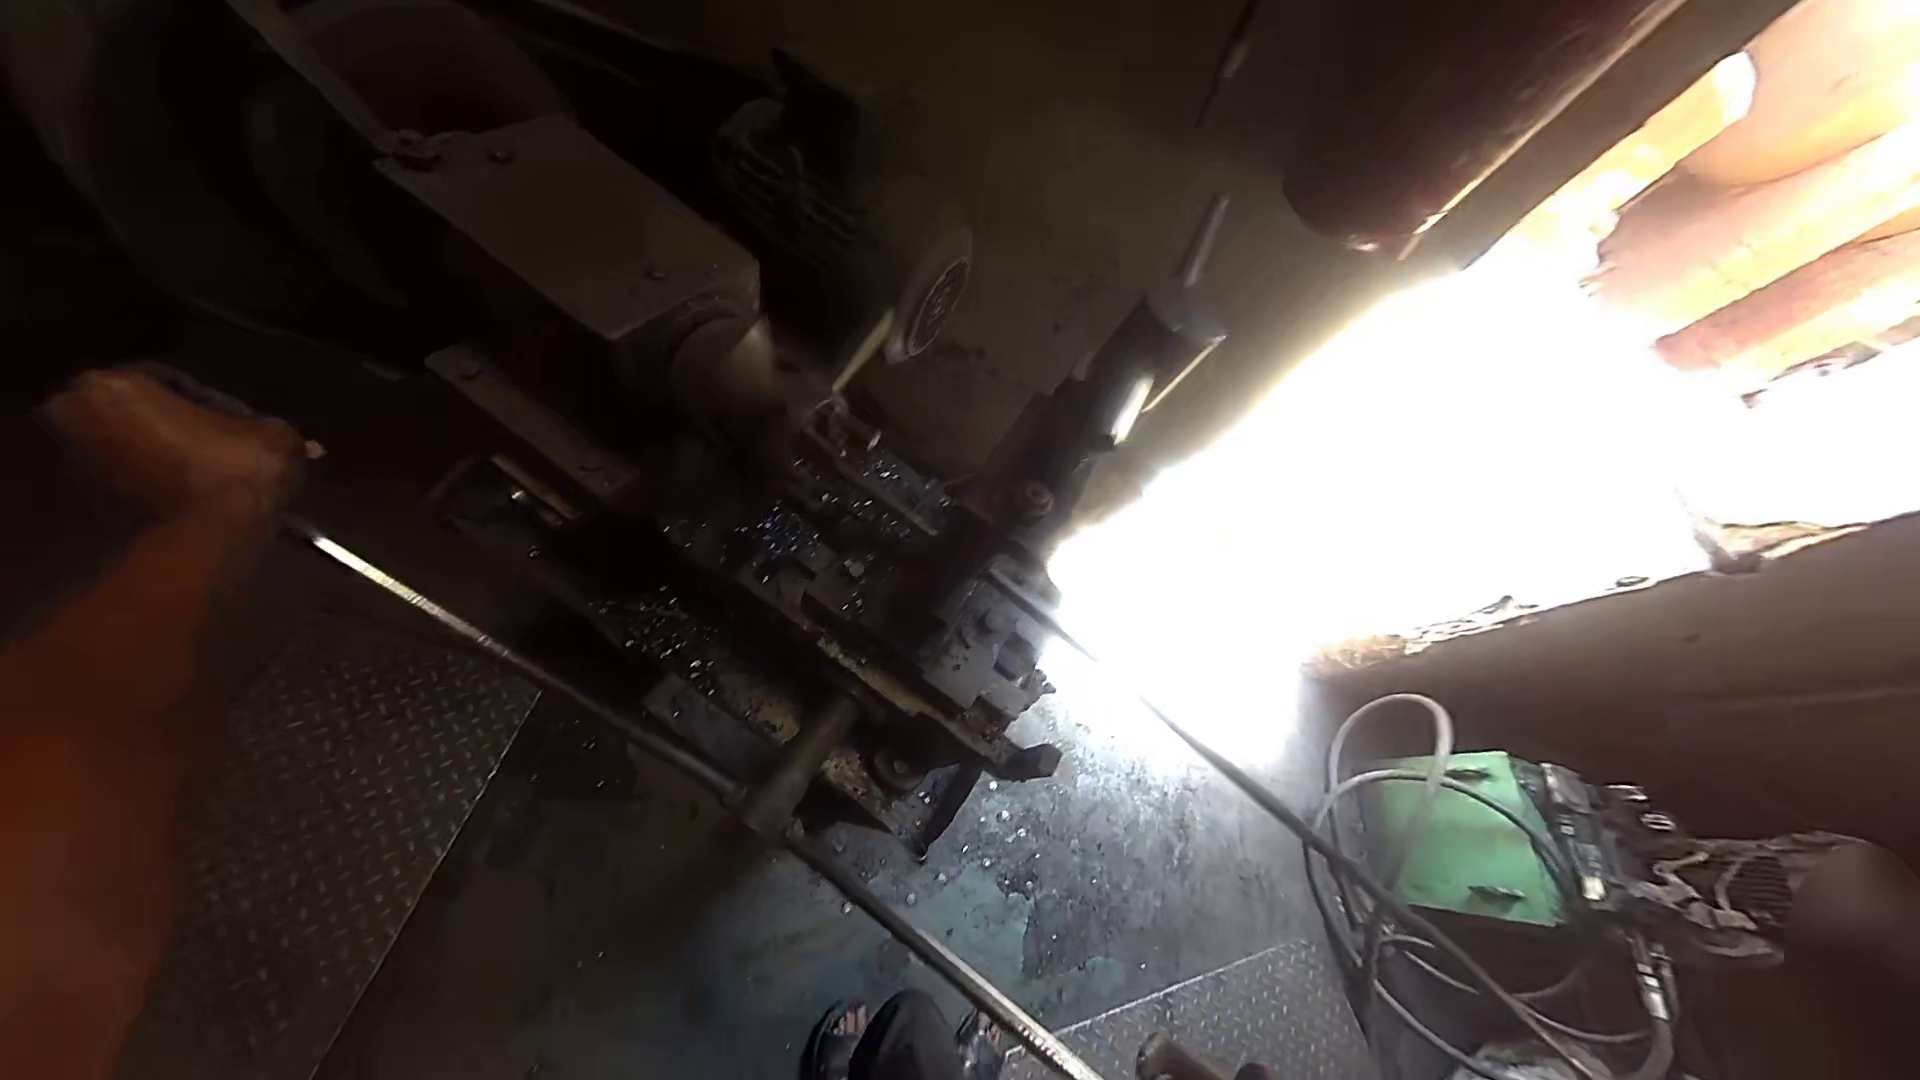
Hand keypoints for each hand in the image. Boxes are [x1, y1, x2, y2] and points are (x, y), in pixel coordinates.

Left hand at [41, 369, 309, 519]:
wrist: (212, 527)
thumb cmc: (238, 466)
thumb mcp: (275, 434)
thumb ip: (267, 425)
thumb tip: (277, 435)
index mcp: (114, 385)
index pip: (170, 380)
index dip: (212, 400)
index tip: (239, 420)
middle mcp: (76, 410)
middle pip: (138, 407)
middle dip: (176, 422)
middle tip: (220, 440)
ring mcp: (73, 452)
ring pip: (130, 439)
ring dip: (165, 448)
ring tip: (212, 466)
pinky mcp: (86, 487)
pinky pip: (128, 469)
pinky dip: (158, 473)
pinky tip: (197, 485)